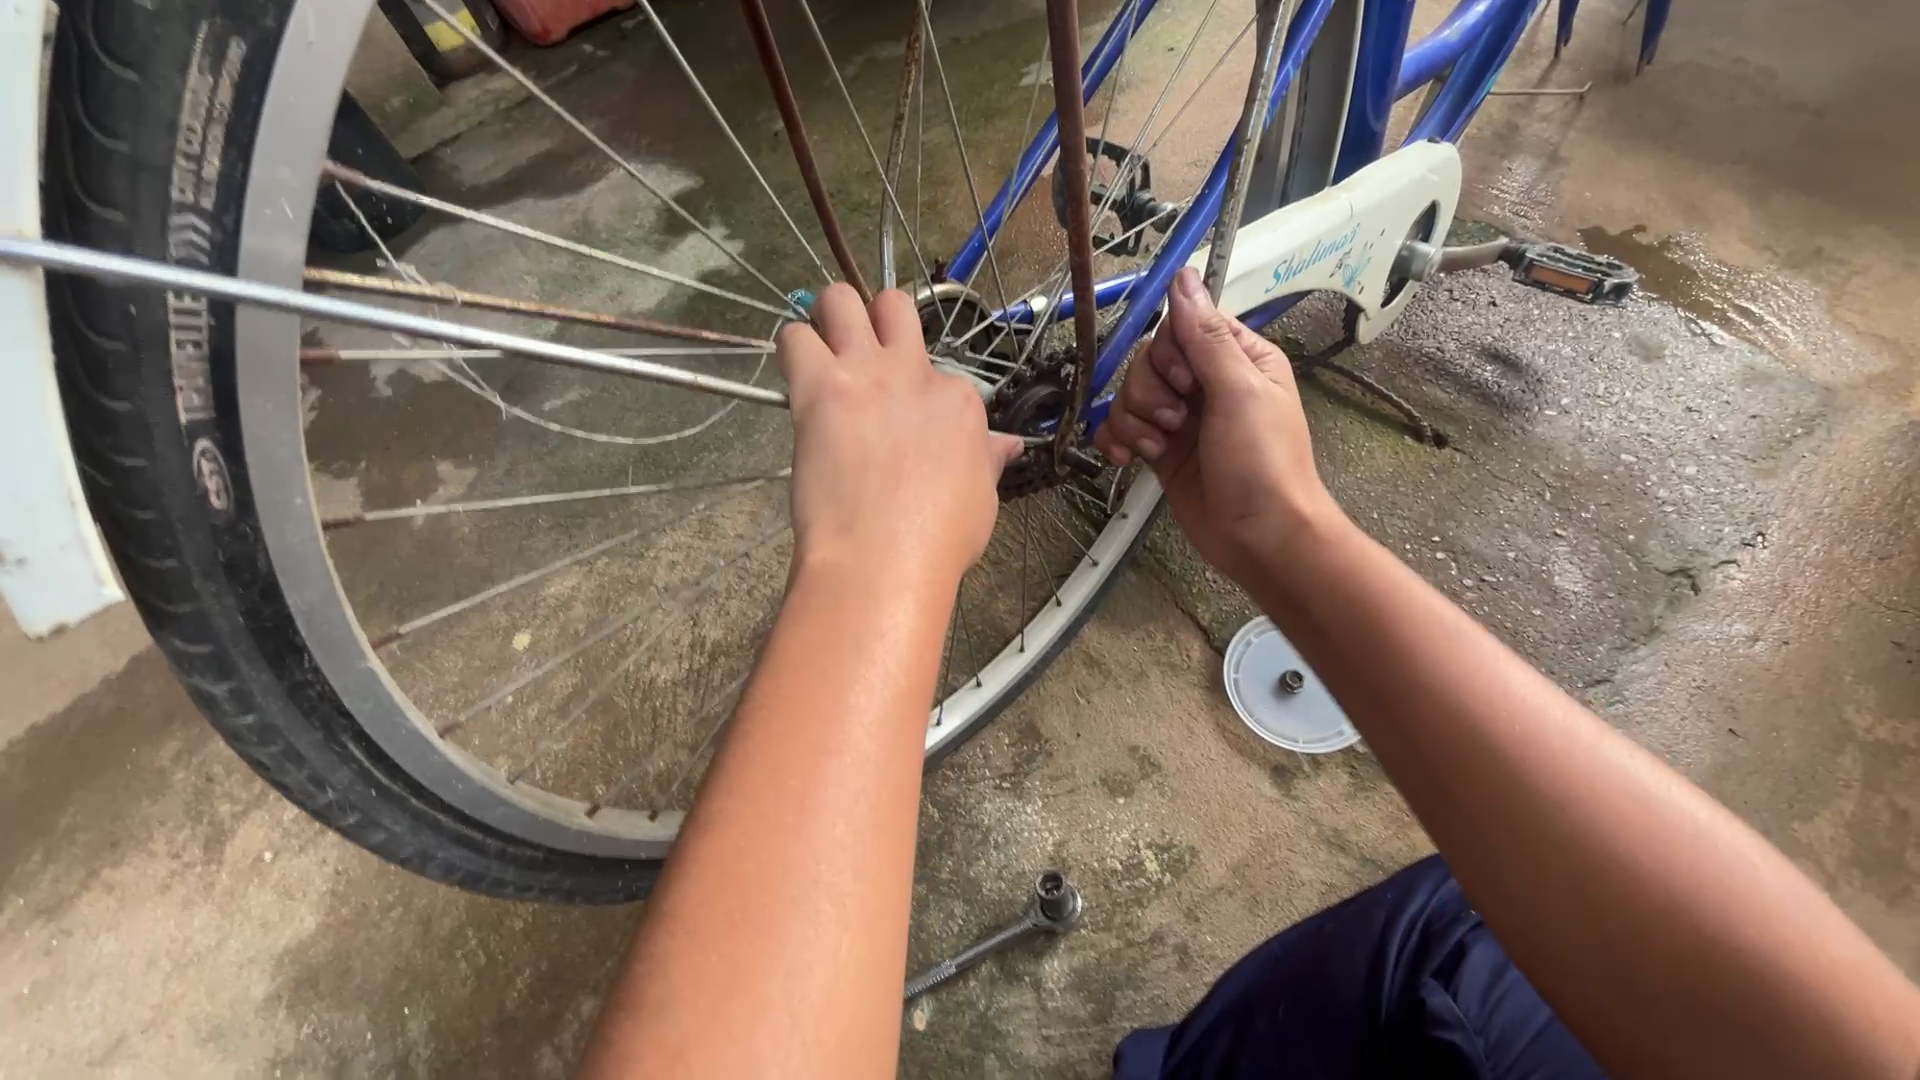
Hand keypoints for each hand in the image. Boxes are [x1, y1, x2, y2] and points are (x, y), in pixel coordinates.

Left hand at [780, 284, 1023, 589]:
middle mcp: (915, 374)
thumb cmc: (939, 542)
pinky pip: (793, 338)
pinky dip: (790, 351)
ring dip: (825, 318)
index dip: (918, 395)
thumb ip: (987, 461)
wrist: (884, 559)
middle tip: (858, 352)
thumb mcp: (983, 499)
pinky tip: (793, 381)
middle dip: (875, 317)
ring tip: (818, 352)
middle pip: (894, 306)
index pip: (940, 374)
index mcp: (959, 401)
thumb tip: (1008, 444)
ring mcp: (867, 374)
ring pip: (839, 300)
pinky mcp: (819, 387)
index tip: (903, 422)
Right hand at [1094, 266, 1343, 584]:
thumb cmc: (1262, 463)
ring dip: (1134, 420)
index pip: (1181, 327)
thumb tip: (1184, 275)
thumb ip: (1204, 336)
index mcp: (1238, 358)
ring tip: (1159, 448)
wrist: (1259, 538)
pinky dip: (1117, 440)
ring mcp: (1181, 418)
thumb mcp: (1238, 392)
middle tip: (1176, 421)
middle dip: (1150, 392)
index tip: (1186, 384)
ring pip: (1130, 394)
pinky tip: (1124, 459)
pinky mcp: (1160, 449)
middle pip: (1148, 360)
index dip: (1171, 353)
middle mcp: (1207, 383)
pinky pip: (1121, 428)